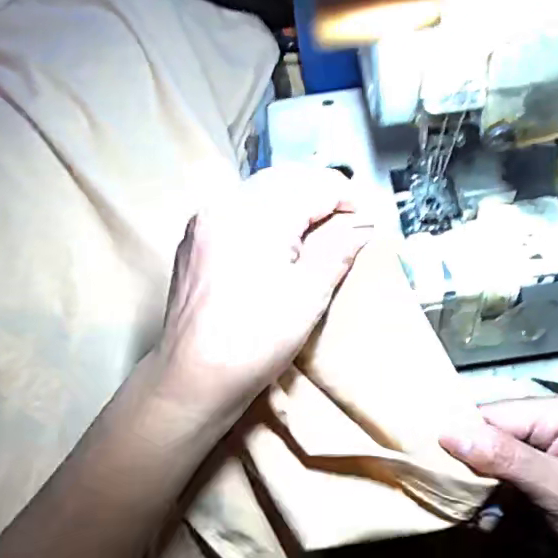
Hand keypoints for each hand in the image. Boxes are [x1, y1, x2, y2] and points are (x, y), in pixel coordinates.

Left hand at [152, 164, 373, 421]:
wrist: (193, 378)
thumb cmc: (255, 341)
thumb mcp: (309, 296)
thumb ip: (338, 249)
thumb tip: (363, 224)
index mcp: (255, 217)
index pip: (312, 185)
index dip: (345, 198)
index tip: (364, 221)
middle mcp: (224, 207)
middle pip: (284, 179)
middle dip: (319, 194)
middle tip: (345, 224)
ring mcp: (204, 222)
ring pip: (259, 190)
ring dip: (293, 201)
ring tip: (316, 233)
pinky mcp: (194, 240)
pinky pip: (238, 209)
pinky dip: (266, 214)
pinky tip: (278, 243)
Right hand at [442, 395, 557, 557]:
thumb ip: (504, 458)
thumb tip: (446, 430)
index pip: (491, 416)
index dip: (460, 442)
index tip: (433, 474)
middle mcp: (552, 422)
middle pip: (491, 436)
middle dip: (472, 472)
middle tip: (460, 507)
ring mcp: (551, 450)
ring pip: (494, 462)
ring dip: (483, 493)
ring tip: (481, 523)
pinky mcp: (549, 477)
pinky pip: (508, 481)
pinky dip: (498, 504)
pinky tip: (494, 526)